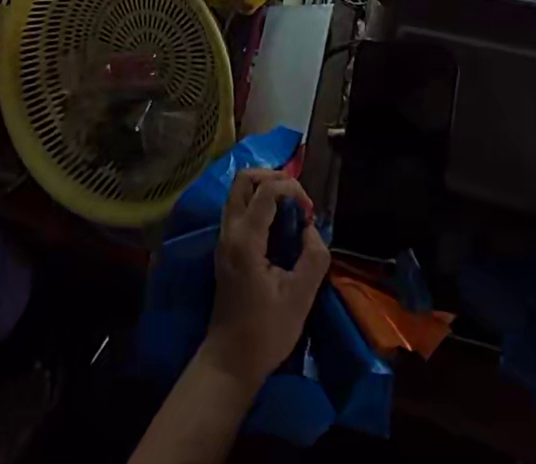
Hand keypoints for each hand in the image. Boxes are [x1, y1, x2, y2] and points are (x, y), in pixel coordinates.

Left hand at [201, 169, 329, 385]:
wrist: (231, 358)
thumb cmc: (267, 330)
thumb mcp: (301, 296)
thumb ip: (312, 256)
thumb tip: (311, 228)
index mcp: (244, 239)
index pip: (265, 191)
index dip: (291, 189)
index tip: (310, 211)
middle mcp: (228, 230)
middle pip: (243, 180)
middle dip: (273, 178)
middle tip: (299, 198)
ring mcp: (223, 237)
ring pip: (238, 192)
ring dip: (264, 189)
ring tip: (292, 208)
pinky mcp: (226, 247)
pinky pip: (238, 208)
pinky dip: (258, 203)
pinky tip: (279, 223)